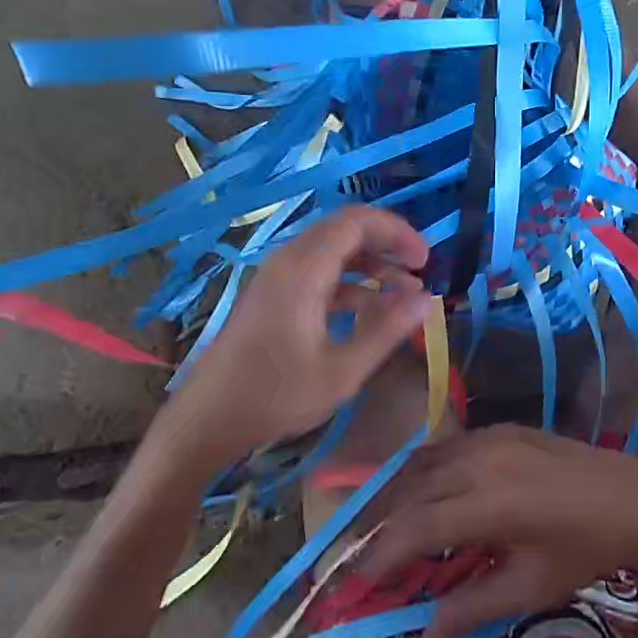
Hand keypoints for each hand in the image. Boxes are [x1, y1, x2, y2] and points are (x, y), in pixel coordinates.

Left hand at [154, 206, 431, 463]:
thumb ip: (386, 330)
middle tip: (419, 270)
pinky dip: (347, 281)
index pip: (357, 221)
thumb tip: (428, 300)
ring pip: (331, 250)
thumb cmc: (276, 396)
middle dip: (387, 244)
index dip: (397, 232)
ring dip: (369, 264)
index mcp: (304, 270)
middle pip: (344, 229)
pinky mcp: (272, 293)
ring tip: (403, 293)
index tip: (426, 260)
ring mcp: (276, 276)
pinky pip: (316, 270)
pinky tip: (369, 309)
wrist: (209, 415)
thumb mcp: (342, 370)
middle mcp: (288, 260)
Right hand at [359, 425, 637, 637]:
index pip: (416, 529)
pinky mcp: (497, 427)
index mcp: (490, 505)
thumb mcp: (531, 587)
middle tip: (361, 558)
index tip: (356, 583)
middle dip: (379, 527)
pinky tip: (419, 492)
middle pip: (410, 493)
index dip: (381, 556)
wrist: (634, 498)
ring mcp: (487, 437)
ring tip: (380, 527)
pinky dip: (421, 472)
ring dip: (395, 495)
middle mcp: (479, 461)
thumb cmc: (586, 550)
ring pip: (421, 464)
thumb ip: (470, 608)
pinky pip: (444, 447)